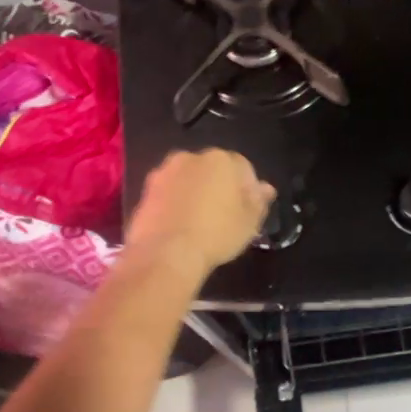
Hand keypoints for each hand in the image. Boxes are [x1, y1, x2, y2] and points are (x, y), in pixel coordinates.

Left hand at [125, 149, 274, 277]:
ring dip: (195, 193)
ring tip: (199, 222)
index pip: (242, 167)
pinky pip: (169, 193)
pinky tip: (180, 225)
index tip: (247, 210)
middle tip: (224, 215)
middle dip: (219, 186)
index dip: (247, 189)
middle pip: (212, 169)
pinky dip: (175, 203)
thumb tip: (265, 188)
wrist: (166, 253)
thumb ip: (259, 200)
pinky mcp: (145, 191)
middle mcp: (191, 158)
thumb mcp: (249, 222)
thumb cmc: (216, 233)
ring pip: (188, 179)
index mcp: (221, 160)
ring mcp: (164, 173)